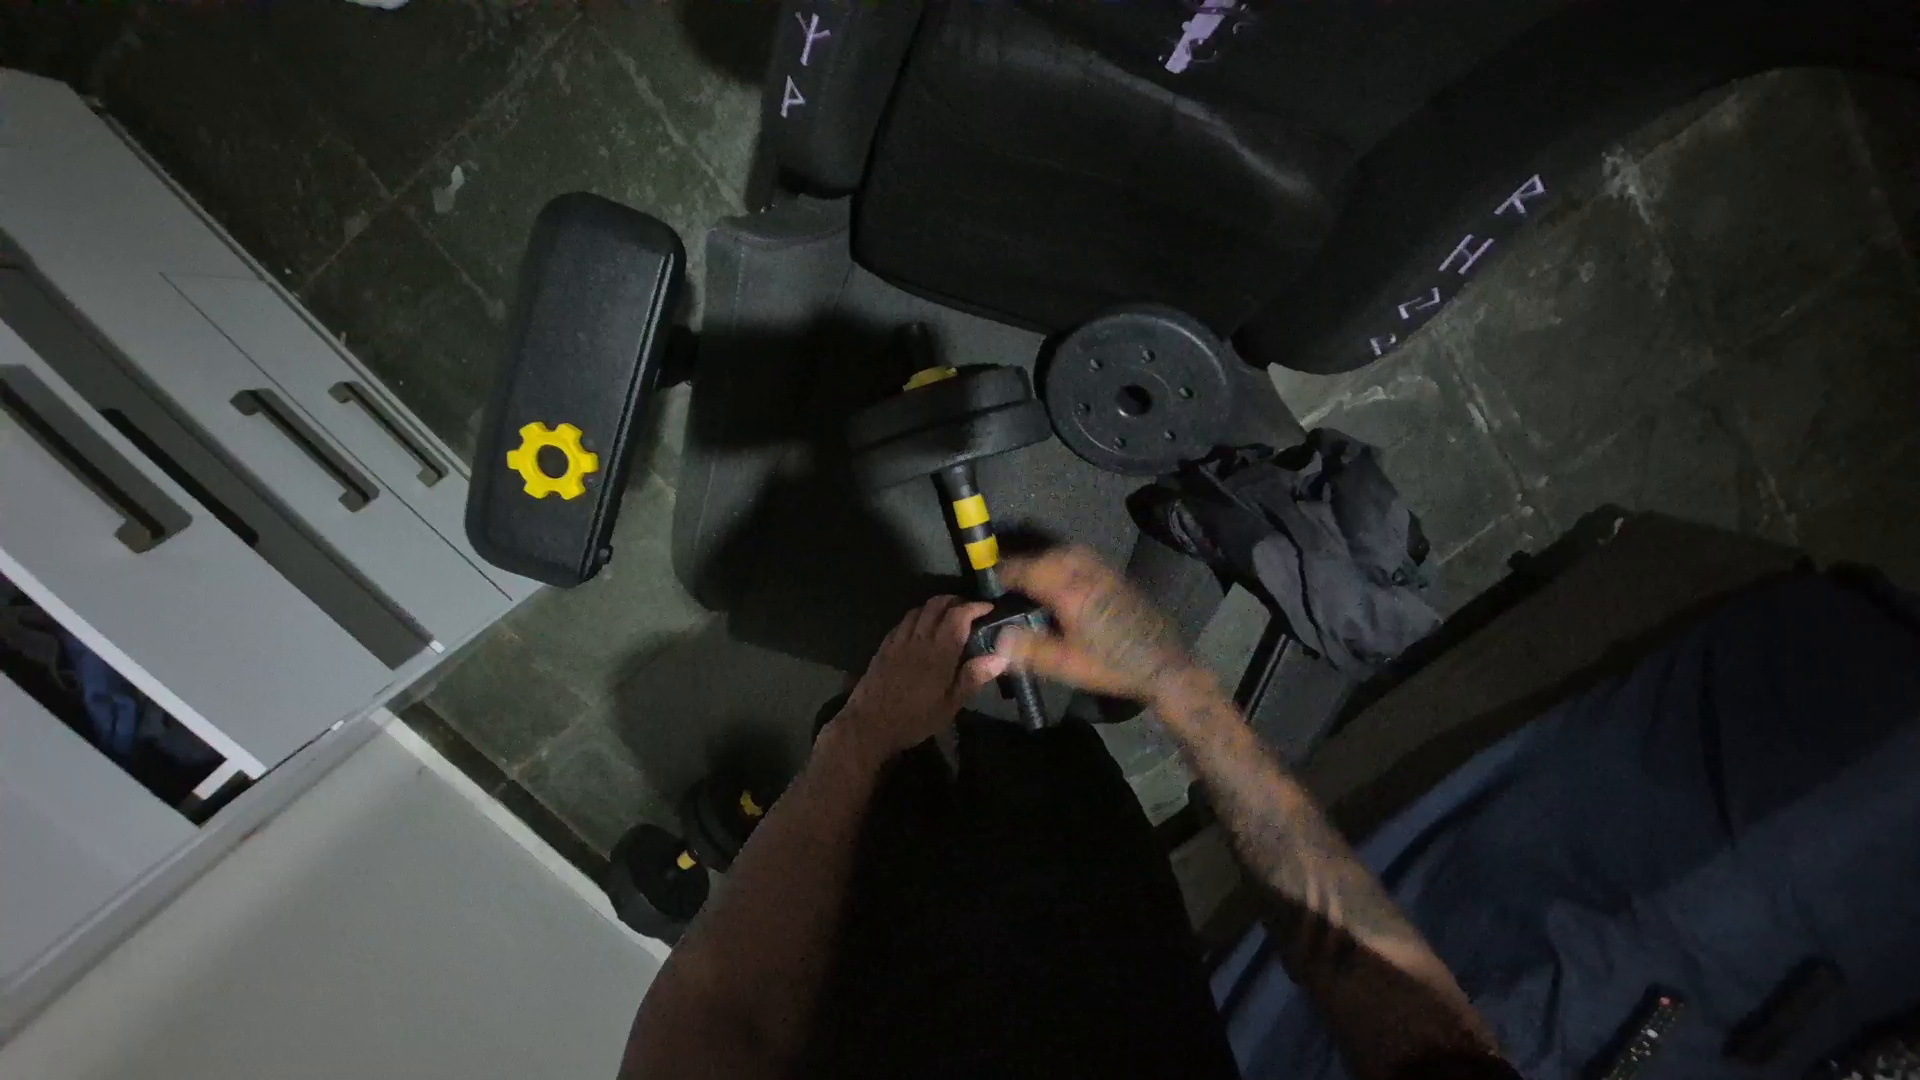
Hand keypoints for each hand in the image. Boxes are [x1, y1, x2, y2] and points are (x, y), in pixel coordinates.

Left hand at [832, 596, 1007, 762]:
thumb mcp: (949, 705)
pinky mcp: (884, 646)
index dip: (975, 607)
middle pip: (936, 604)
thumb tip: (1000, 657)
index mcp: (939, 652)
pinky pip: (903, 622)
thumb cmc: (914, 718)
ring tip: (947, 618)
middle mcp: (919, 639)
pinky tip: (921, 630)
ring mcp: (898, 640)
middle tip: (969, 610)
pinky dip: (917, 618)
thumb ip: (973, 677)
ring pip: (918, 610)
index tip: (988, 608)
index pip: (958, 615)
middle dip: (955, 601)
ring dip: (935, 607)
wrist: (869, 724)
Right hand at [996, 546, 1200, 704]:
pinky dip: (1070, 561)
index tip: (993, 575)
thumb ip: (1030, 651)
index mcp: (1070, 592)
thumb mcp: (1066, 665)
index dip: (1008, 571)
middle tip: (1013, 574)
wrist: (1163, 665)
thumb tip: (998, 640)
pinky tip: (1069, 577)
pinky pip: (1088, 559)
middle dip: (1029, 561)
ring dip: (1050, 558)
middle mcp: (1087, 575)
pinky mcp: (1120, 580)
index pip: (1030, 571)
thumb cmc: (1112, 666)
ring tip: (1038, 572)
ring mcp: (1107, 575)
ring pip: (1071, 553)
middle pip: (1051, 555)